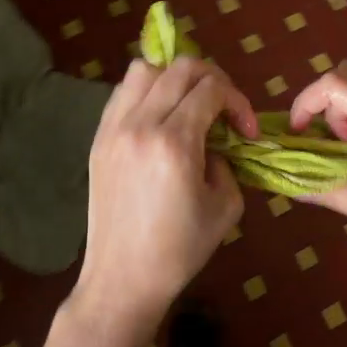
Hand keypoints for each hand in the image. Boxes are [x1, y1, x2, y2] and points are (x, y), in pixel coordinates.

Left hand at [74, 57, 254, 329]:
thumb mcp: (226, 205)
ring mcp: (114, 129)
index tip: (247, 131)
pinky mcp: (99, 138)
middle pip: (181, 67)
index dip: (238, 102)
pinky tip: (160, 117)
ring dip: (174, 78)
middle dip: (213, 79)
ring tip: (187, 105)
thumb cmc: (180, 250)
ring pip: (145, 69)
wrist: (123, 279)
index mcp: (175, 143)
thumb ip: (228, 160)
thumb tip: (217, 141)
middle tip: (223, 108)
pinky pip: (123, 92)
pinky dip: (147, 92)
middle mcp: (141, 125)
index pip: (212, 89)